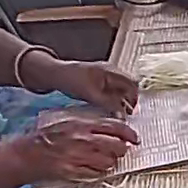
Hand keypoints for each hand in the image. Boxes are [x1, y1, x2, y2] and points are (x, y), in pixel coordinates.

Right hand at [9, 115, 137, 183]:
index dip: (129, 133)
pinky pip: (96, 175)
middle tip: (116, 152)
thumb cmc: (46, 139)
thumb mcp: (67, 124)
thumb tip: (114, 128)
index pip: (115, 127)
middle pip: (117, 147)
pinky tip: (91, 169)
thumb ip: (90, 126)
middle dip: (121, 150)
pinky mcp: (73, 172)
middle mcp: (82, 140)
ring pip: (109, 163)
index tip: (135, 139)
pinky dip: (97, 173)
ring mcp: (77, 157)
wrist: (24, 155)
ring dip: (109, 163)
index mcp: (81, 125)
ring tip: (101, 161)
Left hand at [23, 53, 139, 114]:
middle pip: (129, 86)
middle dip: (129, 100)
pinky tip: (107, 105)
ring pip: (121, 88)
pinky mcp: (99, 79)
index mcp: (112, 71)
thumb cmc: (72, 80)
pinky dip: (113, 97)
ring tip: (116, 111)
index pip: (133, 84)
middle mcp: (111, 71)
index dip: (135, 98)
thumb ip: (110, 105)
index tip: (131, 111)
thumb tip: (123, 116)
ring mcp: (105, 74)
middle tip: (125, 113)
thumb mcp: (93, 95)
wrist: (53, 74)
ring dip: (121, 99)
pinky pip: (113, 88)